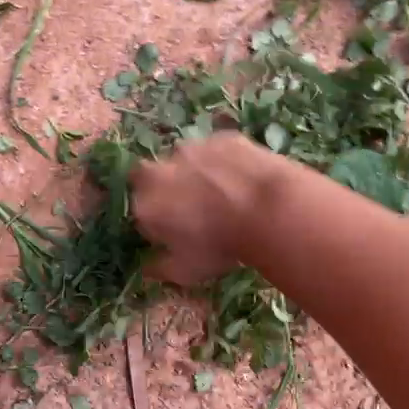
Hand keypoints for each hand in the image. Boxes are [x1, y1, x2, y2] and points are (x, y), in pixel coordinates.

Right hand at [130, 133, 264, 285]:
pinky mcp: (222, 137)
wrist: (269, 209)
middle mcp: (159, 172)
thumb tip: (147, 267)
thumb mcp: (184, 271)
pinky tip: (239, 179)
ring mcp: (192, 149)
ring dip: (191, 172)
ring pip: (182, 160)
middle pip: (149, 177)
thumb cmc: (218, 246)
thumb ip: (158, 268)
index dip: (153, 222)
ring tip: (218, 192)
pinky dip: (221, 162)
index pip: (138, 212)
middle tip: (187, 206)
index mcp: (144, 205)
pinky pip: (215, 150)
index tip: (170, 233)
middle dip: (161, 188)